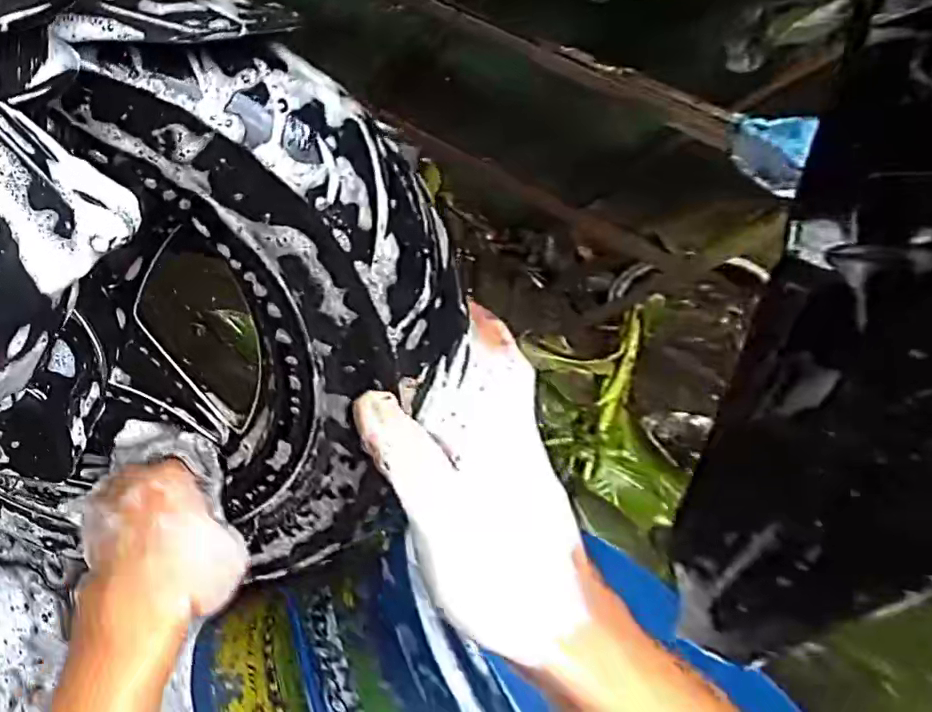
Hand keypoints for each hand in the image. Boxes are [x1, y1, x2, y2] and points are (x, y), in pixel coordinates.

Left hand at [78, 457, 248, 626]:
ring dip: (137, 515)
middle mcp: (138, 480)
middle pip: (153, 479)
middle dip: (163, 500)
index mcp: (174, 476)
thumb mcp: (229, 553)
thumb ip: (223, 531)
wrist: (136, 605)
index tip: (200, 509)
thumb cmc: (179, 577)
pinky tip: (132, 560)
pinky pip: (106, 522)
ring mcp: (112, 502)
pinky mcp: (91, 527)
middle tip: (177, 530)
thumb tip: (226, 540)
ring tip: (154, 549)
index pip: (188, 469)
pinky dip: (115, 535)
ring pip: (127, 498)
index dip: (196, 492)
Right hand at [355, 302, 590, 668]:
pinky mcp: (492, 486)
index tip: (438, 289)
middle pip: (475, 368)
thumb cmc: (515, 584)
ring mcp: (500, 462)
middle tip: (390, 322)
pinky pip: (455, 431)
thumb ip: (408, 457)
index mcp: (500, 432)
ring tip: (382, 365)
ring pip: (464, 399)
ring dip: (430, 376)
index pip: (497, 353)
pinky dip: (427, 415)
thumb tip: (370, 402)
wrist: (561, 642)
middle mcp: (504, 438)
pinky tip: (398, 427)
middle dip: (437, 339)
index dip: (470, 314)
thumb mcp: (446, 518)